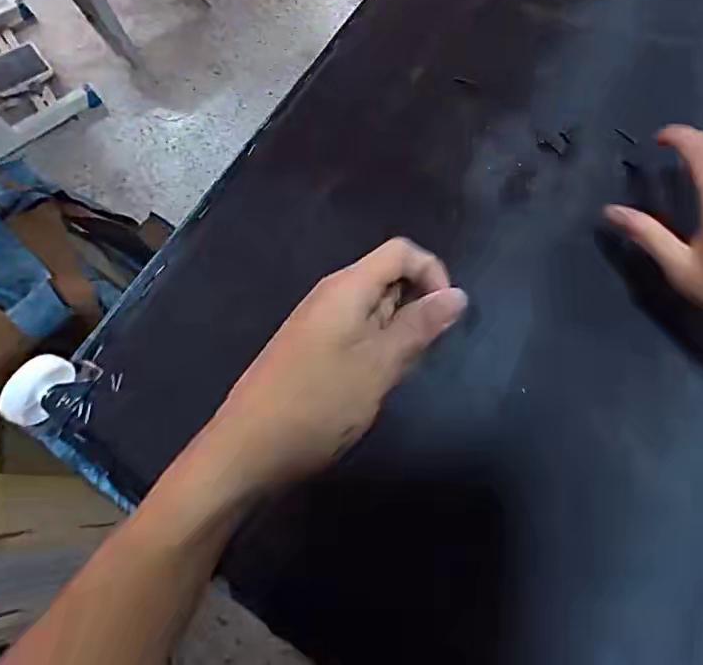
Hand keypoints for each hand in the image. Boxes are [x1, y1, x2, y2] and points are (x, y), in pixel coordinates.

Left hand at [186, 238, 468, 500]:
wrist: (244, 450)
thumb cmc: (317, 404)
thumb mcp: (379, 366)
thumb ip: (420, 326)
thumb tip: (458, 294)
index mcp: (348, 286)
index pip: (402, 251)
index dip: (432, 273)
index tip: (445, 316)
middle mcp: (333, 293)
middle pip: (389, 276)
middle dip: (416, 308)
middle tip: (416, 357)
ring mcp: (320, 320)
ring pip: (376, 308)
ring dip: (396, 334)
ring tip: (391, 377)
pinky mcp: (312, 345)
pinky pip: (357, 330)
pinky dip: (376, 349)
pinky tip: (369, 386)